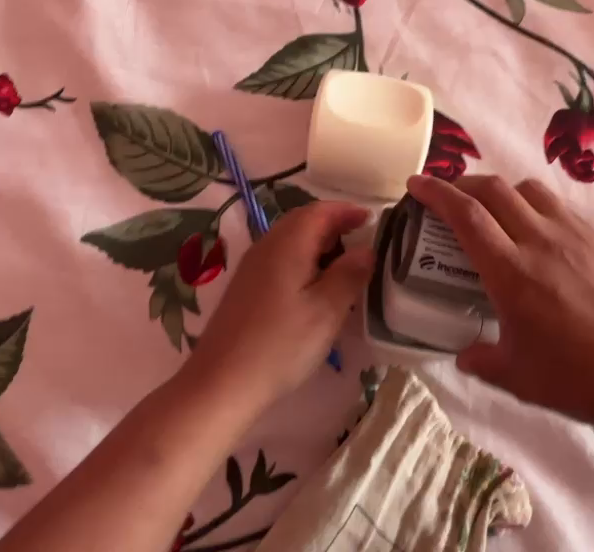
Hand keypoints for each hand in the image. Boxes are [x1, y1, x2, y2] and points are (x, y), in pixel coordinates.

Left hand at [180, 200, 375, 410]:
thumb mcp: (326, 312)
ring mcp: (251, 266)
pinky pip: (279, 257)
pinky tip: (312, 286)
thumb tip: (366, 249)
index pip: (319, 211)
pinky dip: (302, 259)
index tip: (372, 219)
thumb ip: (349, 275)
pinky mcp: (245, 287)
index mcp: (287, 244)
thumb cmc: (280, 345)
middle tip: (361, 238)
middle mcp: (266, 246)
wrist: (221, 382)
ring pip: (289, 239)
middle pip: (302, 220)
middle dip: (333, 223)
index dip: (346, 210)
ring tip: (343, 263)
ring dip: (317, 242)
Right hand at [405, 173, 593, 428]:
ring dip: (499, 189)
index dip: (435, 192)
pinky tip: (534, 229)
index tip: (414, 184)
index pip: (465, 214)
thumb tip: (462, 353)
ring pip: (526, 188)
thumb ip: (482, 360)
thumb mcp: (520, 378)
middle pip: (493, 188)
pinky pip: (555, 204)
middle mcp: (539, 241)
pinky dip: (531, 203)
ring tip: (490, 208)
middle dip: (461, 183)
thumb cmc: (582, 379)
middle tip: (444, 195)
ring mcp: (572, 235)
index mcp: (512, 272)